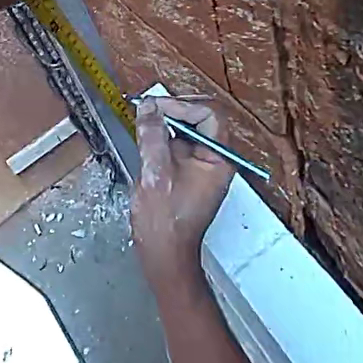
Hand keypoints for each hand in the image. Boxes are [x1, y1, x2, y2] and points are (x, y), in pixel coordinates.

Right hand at [132, 97, 234, 297]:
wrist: (164, 256)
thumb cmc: (164, 222)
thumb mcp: (155, 173)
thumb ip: (153, 136)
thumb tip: (148, 107)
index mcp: (219, 159)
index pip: (208, 115)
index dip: (181, 106)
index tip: (156, 106)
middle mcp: (215, 159)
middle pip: (200, 119)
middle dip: (173, 111)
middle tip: (148, 108)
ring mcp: (202, 166)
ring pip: (187, 130)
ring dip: (165, 122)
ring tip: (143, 121)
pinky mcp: (188, 173)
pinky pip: (178, 145)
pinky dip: (162, 138)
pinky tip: (145, 139)